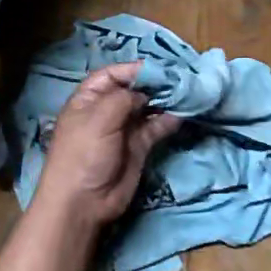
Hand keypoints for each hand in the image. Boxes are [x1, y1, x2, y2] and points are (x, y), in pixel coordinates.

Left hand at [34, 62, 181, 225]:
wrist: (83, 202)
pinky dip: (169, 120)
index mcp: (89, 99)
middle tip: (181, 79)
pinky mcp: (138, 147)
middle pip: (134, 89)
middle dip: (155, 83)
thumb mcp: (99, 119)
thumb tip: (146, 93)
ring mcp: (123, 129)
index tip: (160, 68)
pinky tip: (183, 114)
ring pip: (148, 108)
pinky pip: (156, 128)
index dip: (134, 70)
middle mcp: (107, 110)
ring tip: (187, 94)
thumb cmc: (84, 155)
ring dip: (166, 100)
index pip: (112, 74)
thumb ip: (124, 98)